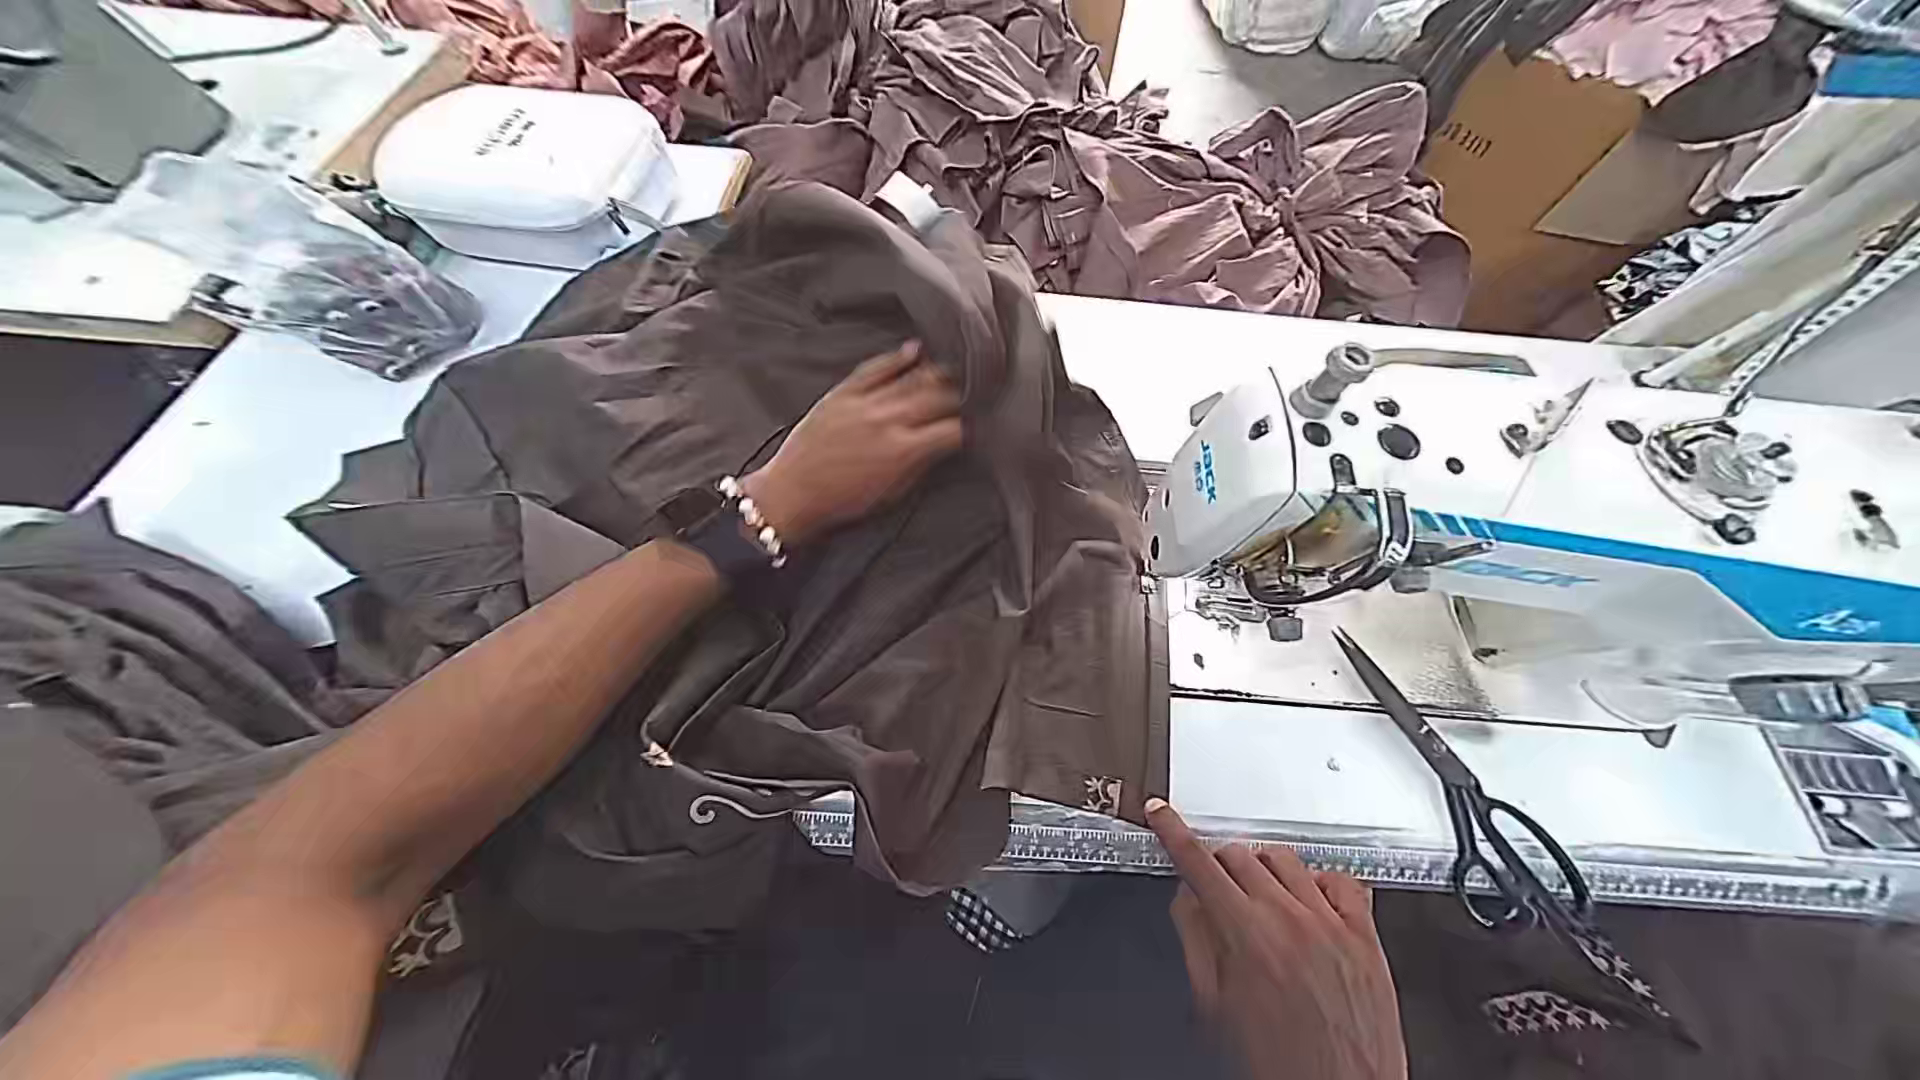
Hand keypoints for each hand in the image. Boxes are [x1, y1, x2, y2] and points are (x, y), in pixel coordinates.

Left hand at [742, 341, 961, 545]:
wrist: (795, 493)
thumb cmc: (842, 501)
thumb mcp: (893, 493)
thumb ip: (922, 464)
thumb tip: (942, 445)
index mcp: (904, 450)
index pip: (952, 429)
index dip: (971, 425)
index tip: (977, 424)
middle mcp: (888, 420)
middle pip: (938, 396)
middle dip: (961, 395)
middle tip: (973, 393)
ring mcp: (865, 402)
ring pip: (912, 377)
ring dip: (938, 372)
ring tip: (953, 371)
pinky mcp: (844, 392)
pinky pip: (876, 366)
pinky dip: (898, 356)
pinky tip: (914, 350)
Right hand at [1147, 799, 1406, 1079]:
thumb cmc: (1279, 1065)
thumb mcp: (1213, 1006)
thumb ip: (1194, 938)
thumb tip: (1185, 896)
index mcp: (1245, 935)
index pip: (1196, 862)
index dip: (1172, 831)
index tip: (1162, 814)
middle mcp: (1288, 920)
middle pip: (1237, 853)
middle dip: (1217, 863)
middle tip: (1215, 886)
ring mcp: (1330, 926)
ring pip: (1283, 858)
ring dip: (1261, 869)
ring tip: (1260, 898)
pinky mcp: (1366, 939)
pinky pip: (1340, 881)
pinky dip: (1318, 881)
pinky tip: (1308, 900)